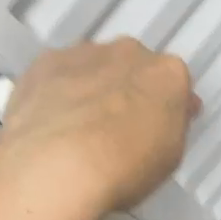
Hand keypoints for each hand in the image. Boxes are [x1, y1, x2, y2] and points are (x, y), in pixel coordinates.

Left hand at [0, 37, 200, 216]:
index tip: (161, 129)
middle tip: (122, 127)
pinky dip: (62, 90)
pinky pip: (62, 73)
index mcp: (167, 74)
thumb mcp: (170, 157)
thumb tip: (171, 112)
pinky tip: (55, 120)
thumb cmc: (127, 167)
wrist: (58, 166)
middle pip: (136, 67)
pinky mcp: (44, 62)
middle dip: (133, 90)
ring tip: (84, 127)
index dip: (169, 107)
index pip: (176, 84)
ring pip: (97, 66)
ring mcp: (84, 53)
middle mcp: (129, 52)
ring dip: (97, 87)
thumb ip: (173, 125)